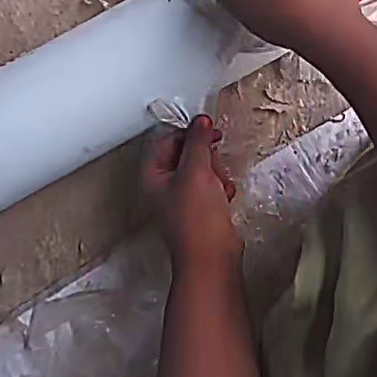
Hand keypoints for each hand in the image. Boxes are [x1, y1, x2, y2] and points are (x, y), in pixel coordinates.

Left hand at [141, 115, 241, 279]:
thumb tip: (201, 121)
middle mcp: (163, 186)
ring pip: (202, 169)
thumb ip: (198, 141)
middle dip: (206, 157)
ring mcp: (181, 198)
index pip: (168, 141)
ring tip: (219, 186)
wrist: (212, 256)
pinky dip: (220, 187)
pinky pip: (211, 185)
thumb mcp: (196, 170)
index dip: (189, 133)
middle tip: (213, 166)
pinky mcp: (199, 208)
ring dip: (216, 173)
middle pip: (186, 154)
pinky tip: (224, 197)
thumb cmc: (196, 219)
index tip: (208, 130)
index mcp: (152, 176)